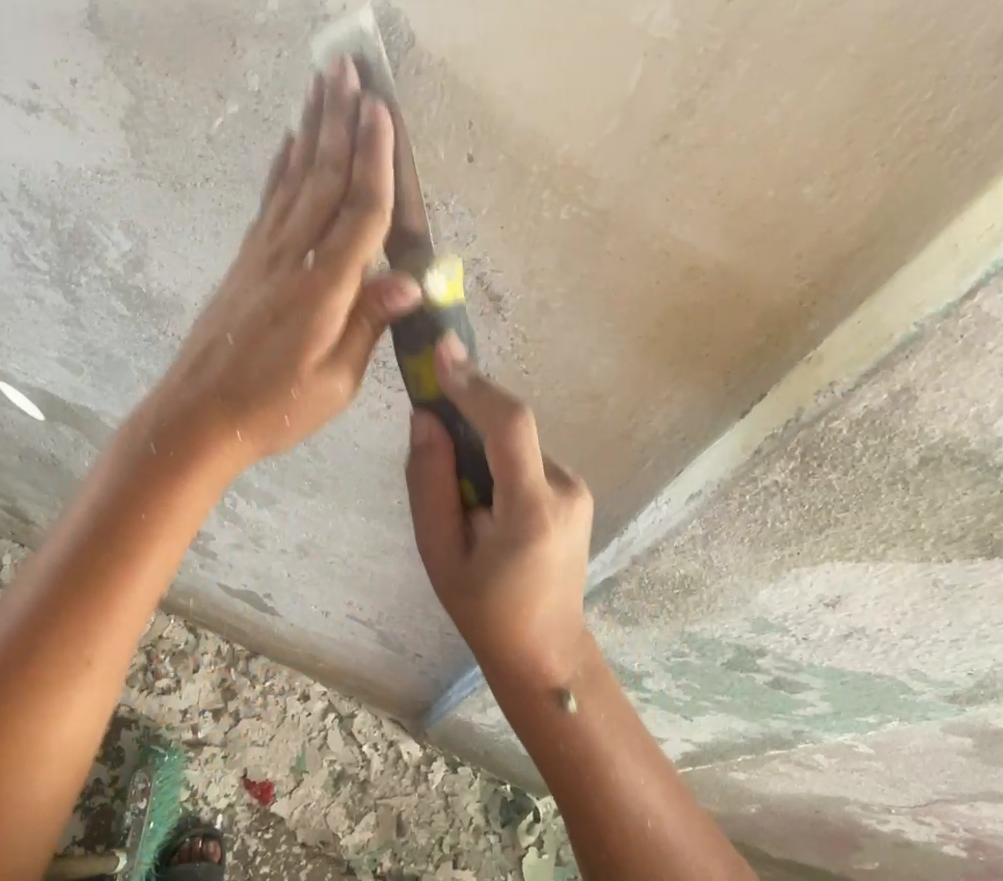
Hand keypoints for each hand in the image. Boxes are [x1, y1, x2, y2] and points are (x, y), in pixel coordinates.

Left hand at [148, 58, 421, 465]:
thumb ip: (368, 322)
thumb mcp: (335, 381)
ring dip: (311, 128)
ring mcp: (263, 255)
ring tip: (322, 82)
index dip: (375, 159)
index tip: (382, 109)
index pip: (361, 213)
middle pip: (324, 178)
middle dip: (340, 120)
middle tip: (349, 67)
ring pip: (295, 179)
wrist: (195, 418)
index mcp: (324, 289)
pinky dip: (282, 166)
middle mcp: (293, 258)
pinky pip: (270, 201)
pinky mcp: (246, 261)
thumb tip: (410, 279)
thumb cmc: (274, 410)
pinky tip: (289, 141)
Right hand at [407, 335, 593, 686]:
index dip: (474, 385)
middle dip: (467, 415)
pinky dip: (496, 461)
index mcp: (532, 508)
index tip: (440, 352)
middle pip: (511, 428)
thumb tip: (425, 417)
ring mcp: (576, 489)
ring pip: (516, 443)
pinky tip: (481, 500)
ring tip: (456, 493)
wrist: (545, 651)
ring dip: (480, 445)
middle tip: (427, 421)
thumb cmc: (484, 610)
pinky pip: (526, 458)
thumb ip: (428, 481)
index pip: (509, 425)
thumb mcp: (438, 551)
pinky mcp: (574, 491)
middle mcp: (566, 488)